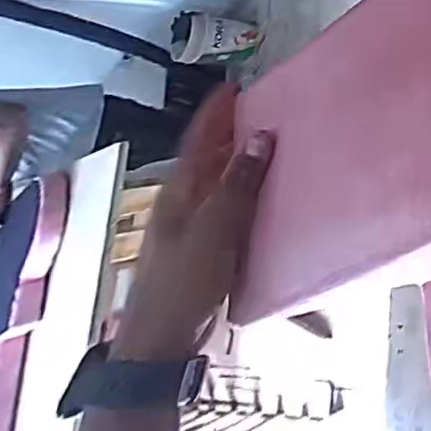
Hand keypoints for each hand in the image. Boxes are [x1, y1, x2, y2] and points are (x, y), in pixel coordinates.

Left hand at [112, 85, 272, 360]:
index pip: (197, 141)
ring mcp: (192, 224)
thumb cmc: (185, 282)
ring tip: (269, 138)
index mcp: (180, 193)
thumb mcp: (216, 229)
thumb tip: (262, 136)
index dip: (213, 113)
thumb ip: (239, 183)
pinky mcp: (206, 243)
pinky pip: (229, 199)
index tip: (232, 86)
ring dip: (239, 156)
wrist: (161, 343)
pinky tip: (266, 187)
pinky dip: (245, 182)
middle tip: (261, 106)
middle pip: (207, 156)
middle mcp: (183, 202)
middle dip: (229, 130)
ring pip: (218, 178)